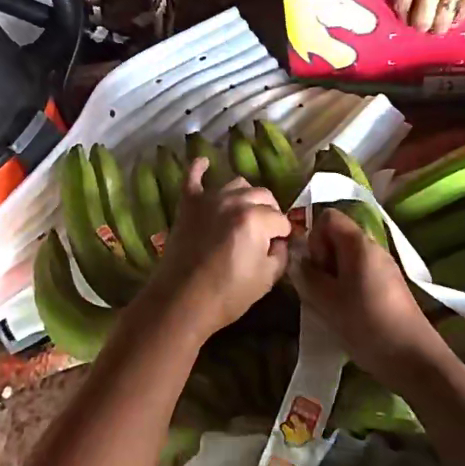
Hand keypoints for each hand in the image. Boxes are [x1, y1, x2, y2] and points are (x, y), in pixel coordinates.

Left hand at [140, 157, 291, 340]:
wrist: (180, 302)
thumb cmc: (227, 295)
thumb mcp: (267, 279)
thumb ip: (281, 254)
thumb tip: (280, 242)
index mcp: (255, 219)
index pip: (281, 219)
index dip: (284, 234)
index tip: (281, 246)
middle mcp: (234, 201)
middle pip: (263, 196)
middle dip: (270, 213)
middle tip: (266, 234)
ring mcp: (209, 200)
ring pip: (237, 184)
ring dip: (246, 197)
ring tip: (245, 214)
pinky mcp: (188, 205)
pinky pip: (192, 177)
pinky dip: (199, 168)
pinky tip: (205, 162)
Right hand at [290, 209, 450, 390]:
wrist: (413, 357)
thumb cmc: (366, 324)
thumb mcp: (326, 301)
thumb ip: (306, 275)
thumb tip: (296, 258)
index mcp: (358, 243)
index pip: (328, 217)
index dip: (313, 237)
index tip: (313, 267)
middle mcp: (373, 247)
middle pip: (337, 237)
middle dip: (321, 259)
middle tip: (317, 290)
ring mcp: (383, 266)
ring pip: (347, 258)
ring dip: (332, 277)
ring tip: (329, 305)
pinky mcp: (389, 285)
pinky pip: (359, 274)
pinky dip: (347, 287)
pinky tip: (346, 314)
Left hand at [346, 0, 464, 33]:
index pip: (400, 4)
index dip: (402, 12)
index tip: (404, 14)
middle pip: (420, 18)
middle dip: (419, 24)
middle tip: (421, 24)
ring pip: (442, 19)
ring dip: (438, 26)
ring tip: (437, 27)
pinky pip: (464, 10)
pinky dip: (458, 17)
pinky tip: (455, 17)